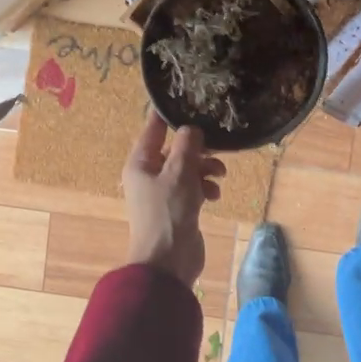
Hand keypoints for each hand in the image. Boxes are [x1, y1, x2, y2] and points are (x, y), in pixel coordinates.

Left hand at [122, 112, 225, 287]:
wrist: (168, 262)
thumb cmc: (168, 213)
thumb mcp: (179, 173)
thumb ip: (188, 146)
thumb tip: (192, 128)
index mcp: (140, 162)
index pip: (154, 128)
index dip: (170, 114)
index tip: (191, 100)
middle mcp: (149, 174)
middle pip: (175, 148)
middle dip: (197, 148)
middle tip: (217, 147)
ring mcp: (164, 192)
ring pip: (187, 168)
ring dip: (205, 168)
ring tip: (219, 175)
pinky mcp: (178, 207)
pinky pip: (194, 187)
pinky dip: (205, 187)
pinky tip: (214, 194)